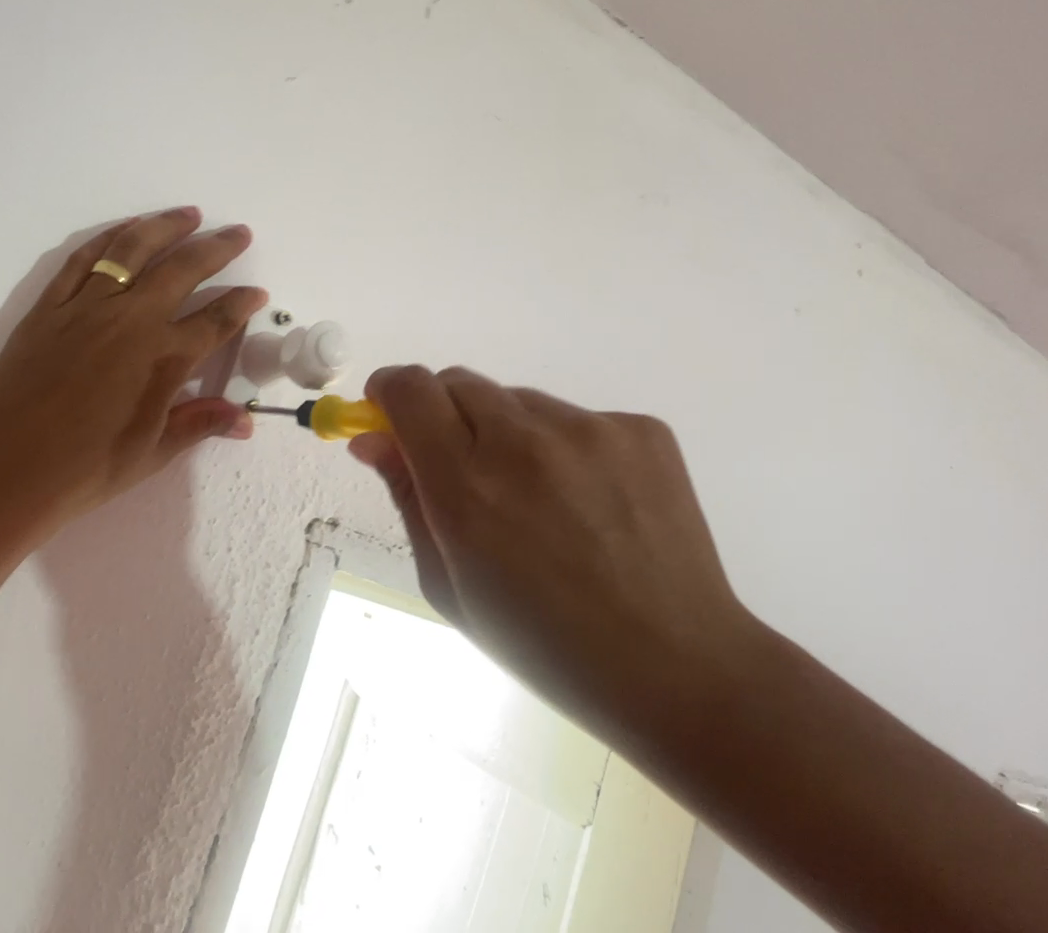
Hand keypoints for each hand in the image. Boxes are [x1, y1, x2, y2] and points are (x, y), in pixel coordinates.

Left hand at [0, 208, 264, 536]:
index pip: (215, 320)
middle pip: (182, 270)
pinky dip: (107, 239)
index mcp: (162, 358)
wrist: (7, 469)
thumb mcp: (152, 453)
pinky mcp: (48, 307)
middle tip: (238, 233)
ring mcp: (85, 307)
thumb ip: (199, 424)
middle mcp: (130, 320)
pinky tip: (123, 231)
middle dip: (216, 248)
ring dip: (164, 226)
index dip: (241, 304)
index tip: (258, 292)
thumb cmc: (87, 469)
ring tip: (187, 214)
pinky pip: (81, 260)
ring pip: (131, 250)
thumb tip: (245, 420)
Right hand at [348, 366, 761, 748]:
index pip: (409, 390)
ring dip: (507, 434)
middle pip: (459, 383)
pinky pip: (576, 419)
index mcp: (467, 488)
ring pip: (519, 402)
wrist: (674, 665)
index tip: (388, 416)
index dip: (388, 393)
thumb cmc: (542, 645)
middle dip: (443, 415)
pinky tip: (589, 506)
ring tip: (541, 503)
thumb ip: (408, 499)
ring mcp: (590, 429)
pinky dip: (564, 448)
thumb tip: (372, 440)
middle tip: (463, 472)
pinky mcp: (641, 429)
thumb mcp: (449, 587)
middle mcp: (525, 442)